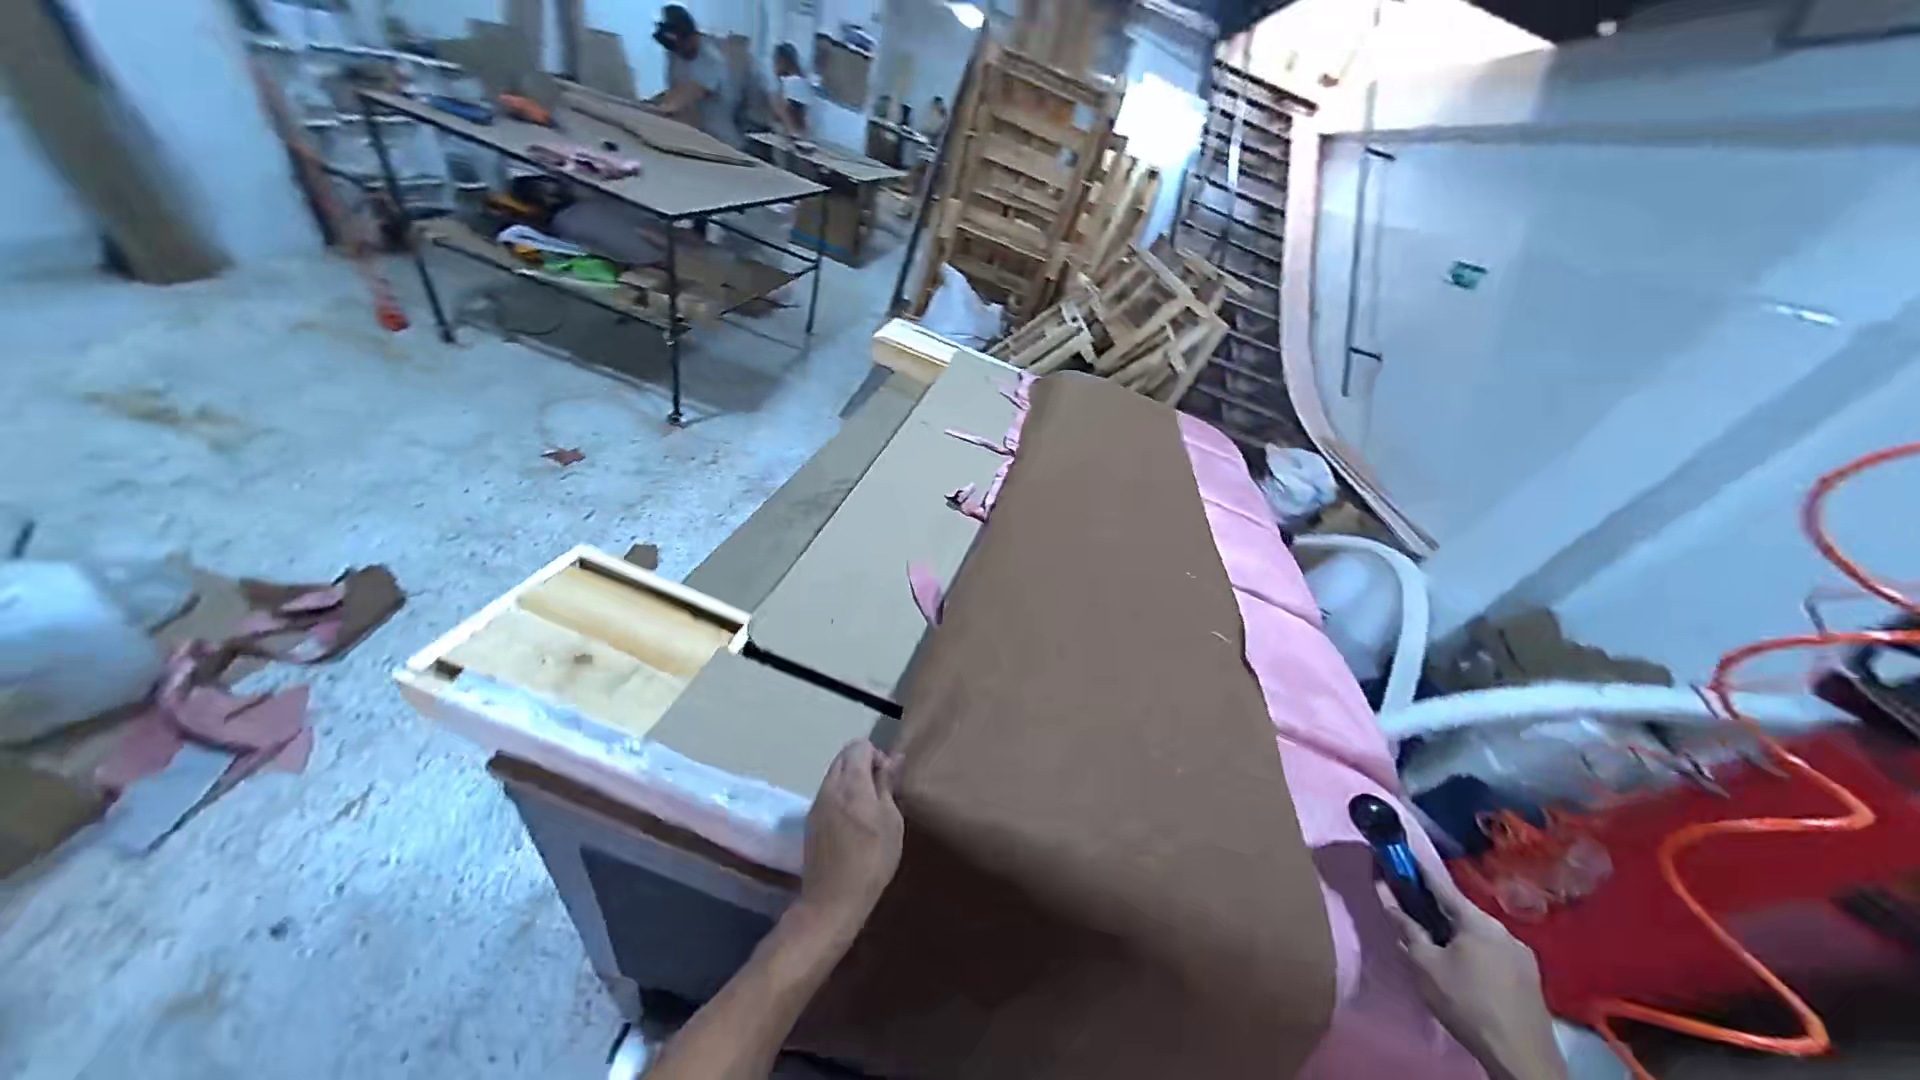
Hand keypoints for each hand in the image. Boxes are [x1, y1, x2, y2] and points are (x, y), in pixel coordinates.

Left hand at [795, 740, 902, 938]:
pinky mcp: (810, 821)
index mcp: (851, 782)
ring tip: (869, 810)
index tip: (889, 779)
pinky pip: (828, 794)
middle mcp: (829, 786)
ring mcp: (816, 804)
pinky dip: (842, 797)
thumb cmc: (872, 860)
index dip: (877, 755)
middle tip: (882, 792)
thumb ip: (888, 785)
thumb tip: (894, 759)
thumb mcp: (891, 821)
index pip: (859, 746)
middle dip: (863, 765)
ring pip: (834, 775)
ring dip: (852, 781)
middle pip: (844, 758)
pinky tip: (853, 823)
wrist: (832, 901)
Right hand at [1376, 862, 1568, 1079]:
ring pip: (1477, 930)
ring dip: (1454, 930)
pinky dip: (1472, 947)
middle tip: (1410, 907)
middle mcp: (1503, 929)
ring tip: (1434, 940)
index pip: (1440, 884)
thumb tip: (1385, 892)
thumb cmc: (1466, 1003)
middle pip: (1460, 909)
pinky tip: (1461, 963)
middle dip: (1434, 906)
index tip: (1398, 853)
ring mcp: (1522, 953)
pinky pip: (1492, 948)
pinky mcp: (1529, 975)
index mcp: (1478, 921)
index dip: (1416, 868)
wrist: (1522, 1059)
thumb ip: (1405, 925)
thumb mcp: (1424, 963)